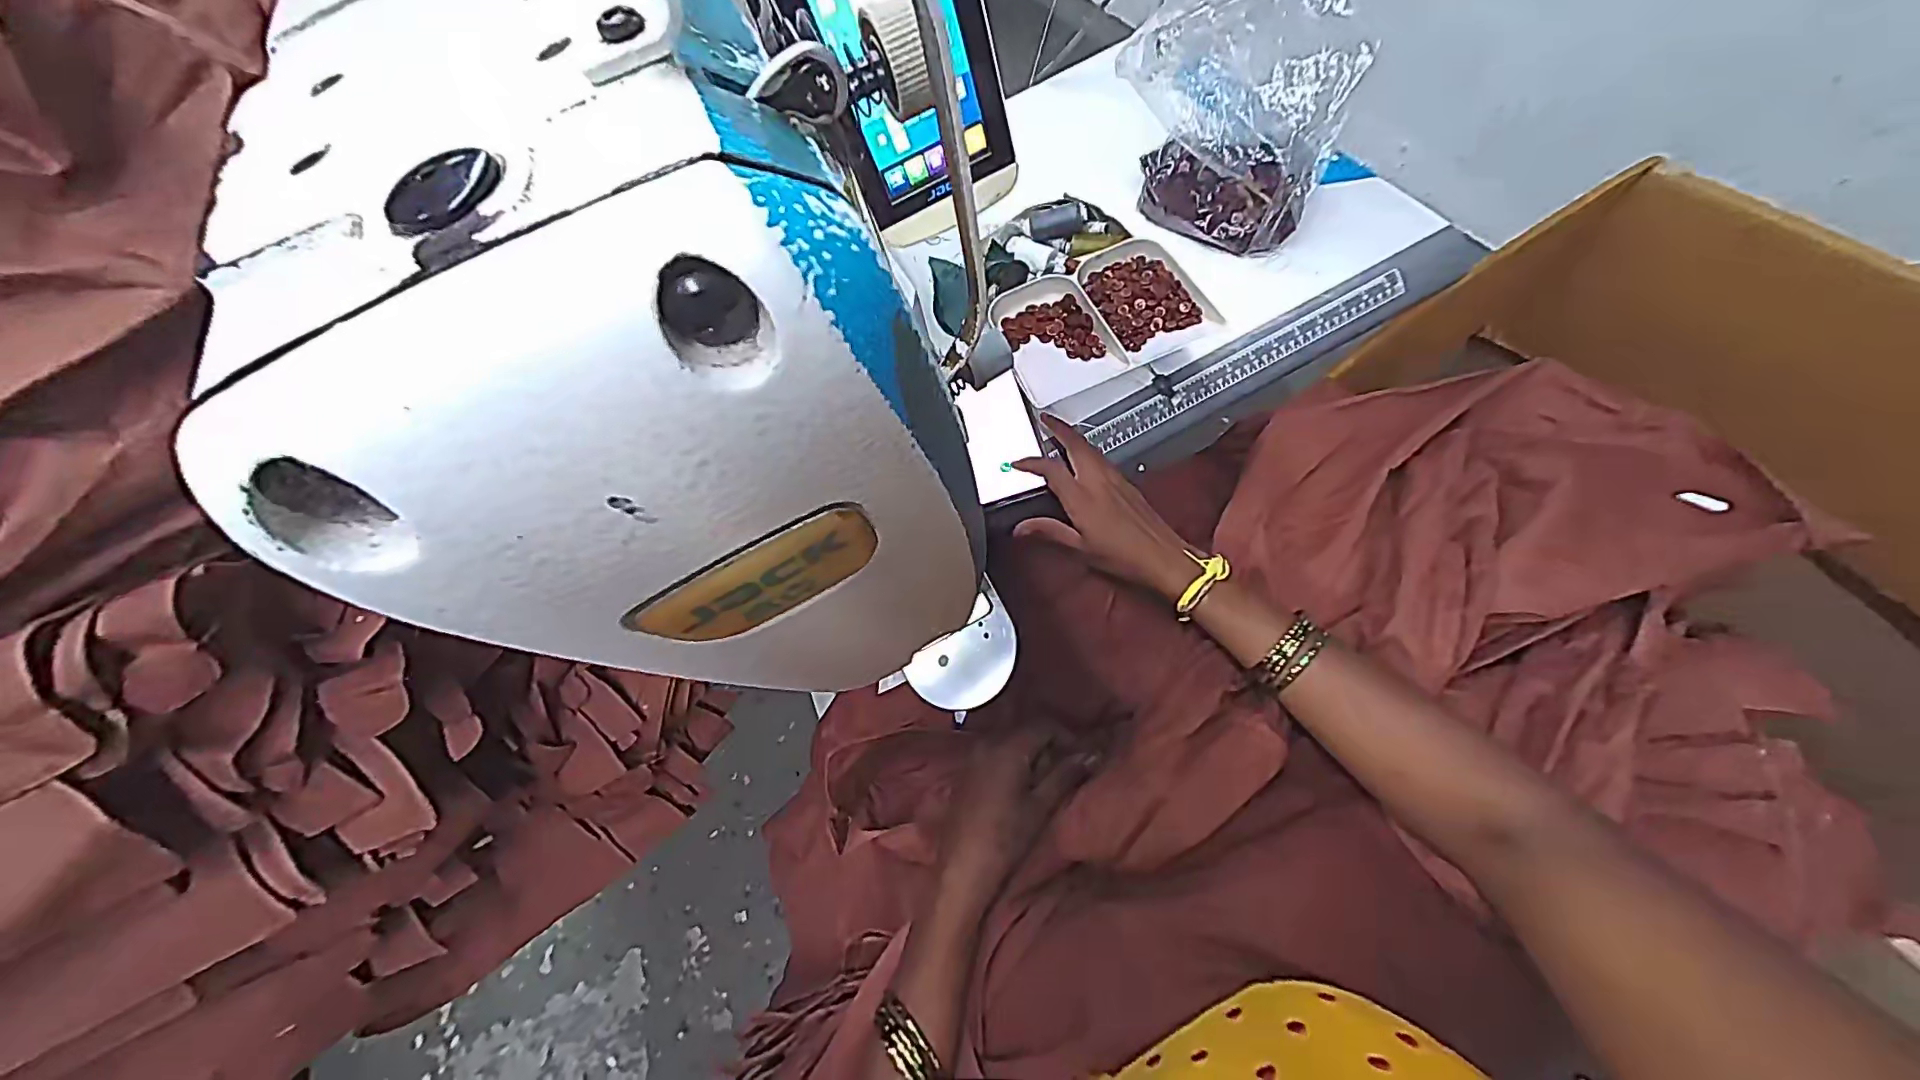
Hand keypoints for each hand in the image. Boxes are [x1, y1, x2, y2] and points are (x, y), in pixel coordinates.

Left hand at [937, 726, 1092, 912]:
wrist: (963, 869)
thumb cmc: (1006, 839)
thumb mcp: (1042, 807)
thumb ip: (1065, 775)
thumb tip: (1089, 754)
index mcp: (1007, 747)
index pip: (1043, 724)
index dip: (1066, 736)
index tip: (1080, 758)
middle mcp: (987, 743)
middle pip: (1026, 731)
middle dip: (1049, 746)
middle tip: (1066, 772)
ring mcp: (973, 756)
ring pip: (1011, 742)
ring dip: (1031, 755)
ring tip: (1046, 783)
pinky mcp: (966, 771)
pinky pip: (996, 753)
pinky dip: (1013, 762)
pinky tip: (1021, 789)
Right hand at [1012, 414, 1197, 601]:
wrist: (1162, 557)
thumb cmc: (1126, 556)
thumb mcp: (1080, 548)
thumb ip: (1049, 532)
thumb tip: (1023, 528)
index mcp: (1082, 498)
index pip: (1050, 469)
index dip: (1031, 463)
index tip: (1018, 463)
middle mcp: (1099, 482)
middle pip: (1075, 444)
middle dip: (1058, 428)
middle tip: (1046, 420)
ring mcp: (1115, 480)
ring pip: (1091, 448)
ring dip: (1074, 437)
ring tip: (1062, 434)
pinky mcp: (1127, 484)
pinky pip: (1103, 458)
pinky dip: (1088, 451)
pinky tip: (1086, 458)